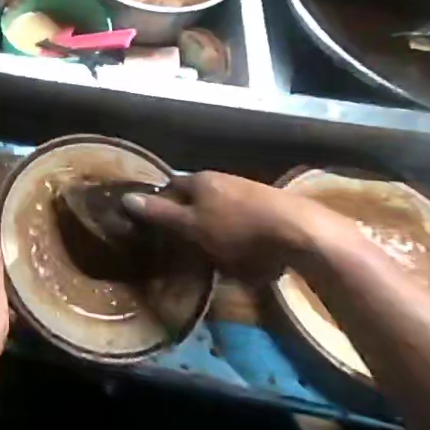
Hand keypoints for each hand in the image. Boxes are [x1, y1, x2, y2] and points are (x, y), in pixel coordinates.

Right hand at [122, 171, 320, 278]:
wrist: (303, 235)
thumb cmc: (238, 230)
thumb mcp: (191, 227)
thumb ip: (160, 214)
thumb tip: (126, 197)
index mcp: (201, 179)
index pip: (170, 185)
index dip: (160, 202)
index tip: (153, 222)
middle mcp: (224, 179)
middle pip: (197, 196)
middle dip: (189, 215)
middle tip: (180, 240)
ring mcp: (251, 191)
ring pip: (222, 207)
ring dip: (215, 225)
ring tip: (211, 250)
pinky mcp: (274, 208)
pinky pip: (245, 218)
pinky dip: (238, 232)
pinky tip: (243, 251)